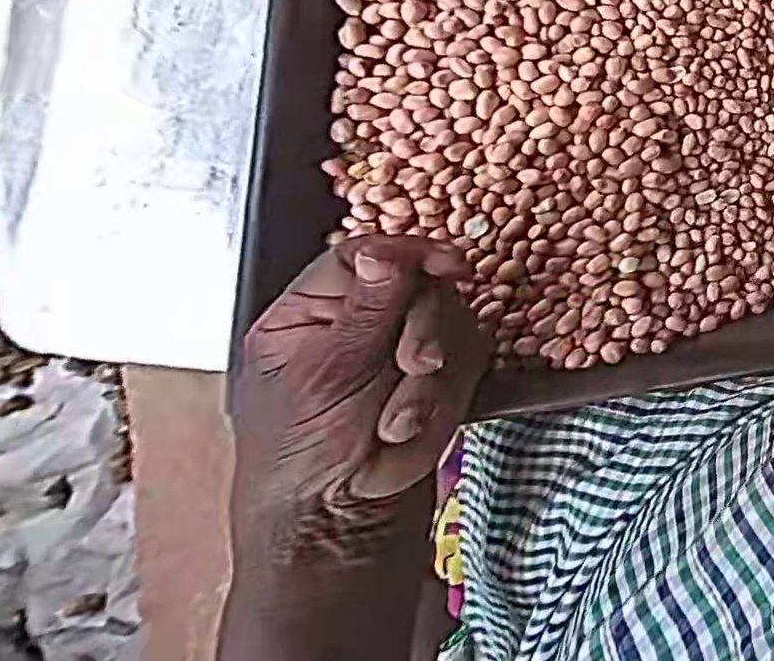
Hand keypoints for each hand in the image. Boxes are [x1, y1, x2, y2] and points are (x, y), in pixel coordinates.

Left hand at [228, 235, 486, 571]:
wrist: (344, 520)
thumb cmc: (304, 453)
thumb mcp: (327, 376)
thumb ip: (366, 309)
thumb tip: (383, 251)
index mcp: (312, 312)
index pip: (364, 256)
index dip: (406, 254)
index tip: (445, 265)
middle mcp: (365, 318)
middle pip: (420, 284)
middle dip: (423, 328)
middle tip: (416, 365)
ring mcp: (409, 339)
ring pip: (451, 318)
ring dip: (432, 373)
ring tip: (399, 421)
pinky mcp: (447, 364)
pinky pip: (469, 352)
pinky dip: (447, 390)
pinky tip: (414, 423)